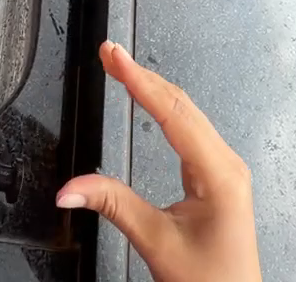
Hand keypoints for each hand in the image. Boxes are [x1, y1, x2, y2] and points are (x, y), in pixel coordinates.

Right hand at [56, 41, 260, 281]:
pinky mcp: (216, 173)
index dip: (138, 79)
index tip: (114, 56)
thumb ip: (112, 206)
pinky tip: (147, 95)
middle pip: (179, 102)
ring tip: (121, 66)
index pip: (172, 111)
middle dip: (140, 74)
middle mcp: (226, 162)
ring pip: (185, 110)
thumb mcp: (156, 243)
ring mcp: (223, 166)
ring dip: (151, 85)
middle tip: (109, 53)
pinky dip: (162, 104)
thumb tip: (69, 187)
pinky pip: (188, 126)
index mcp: (218, 173)